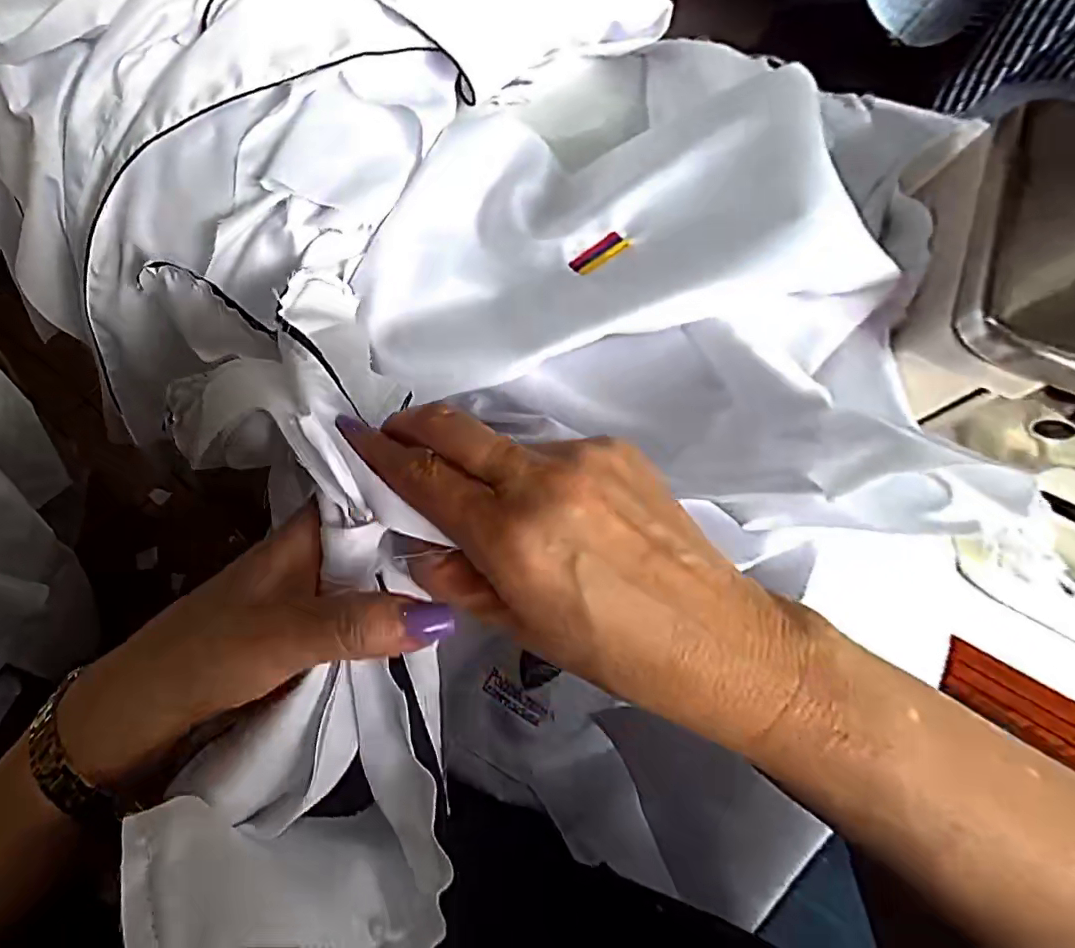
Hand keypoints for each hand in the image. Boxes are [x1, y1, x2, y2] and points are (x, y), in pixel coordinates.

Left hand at [51, 506, 454, 790]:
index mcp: (300, 535)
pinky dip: (386, 615)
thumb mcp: (285, 635)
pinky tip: (425, 622)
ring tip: (474, 577)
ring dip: (406, 579)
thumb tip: (442, 617)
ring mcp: (307, 594)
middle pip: (373, 536)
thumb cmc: (206, 655)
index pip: (364, 494)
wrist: (141, 713)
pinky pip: (358, 612)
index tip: (469, 494)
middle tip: (489, 543)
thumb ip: (356, 624)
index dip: (410, 490)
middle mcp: (308, 556)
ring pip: (368, 575)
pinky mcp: (305, 630)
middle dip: (421, 538)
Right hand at [339, 404, 816, 753]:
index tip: (354, 432)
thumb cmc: (611, 651)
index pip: (426, 478)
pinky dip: (528, 468)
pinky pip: (548, 451)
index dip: (382, 453)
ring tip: (482, 492)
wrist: (719, 639)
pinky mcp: (615, 449)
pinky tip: (549, 504)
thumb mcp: (518, 626)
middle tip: (391, 430)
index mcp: (512, 534)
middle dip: (413, 424)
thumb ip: (456, 578)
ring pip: (503, 440)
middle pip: (455, 429)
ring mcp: (583, 456)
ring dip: (477, 455)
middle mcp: (543, 480)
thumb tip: (419, 543)